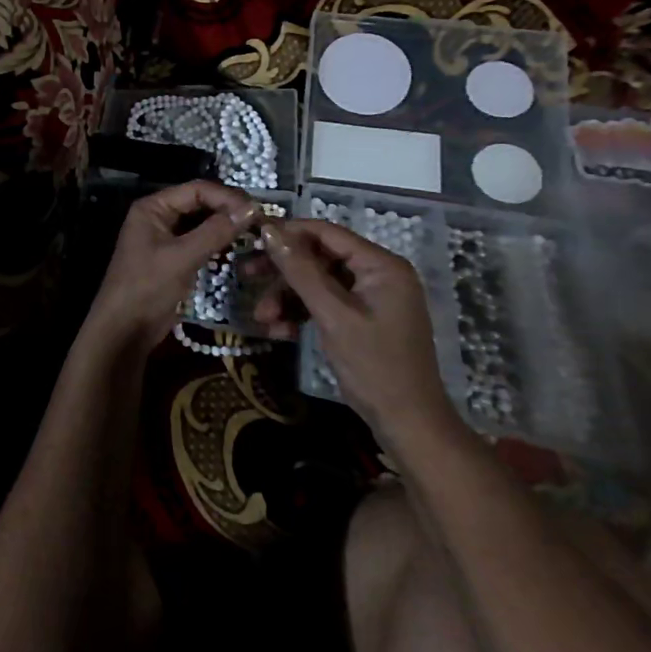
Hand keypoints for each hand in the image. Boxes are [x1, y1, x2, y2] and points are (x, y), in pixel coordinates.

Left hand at [88, 181, 259, 354]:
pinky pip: (201, 242)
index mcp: (152, 208)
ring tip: (258, 234)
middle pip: (201, 204)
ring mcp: (166, 238)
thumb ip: (215, 231)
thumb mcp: (181, 257)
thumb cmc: (146, 286)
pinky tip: (241, 248)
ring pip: (203, 224)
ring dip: (227, 227)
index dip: (227, 197)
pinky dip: (219, 243)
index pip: (196, 190)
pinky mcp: (175, 258)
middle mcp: (159, 217)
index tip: (257, 211)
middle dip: (229, 211)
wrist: (125, 327)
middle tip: (263, 222)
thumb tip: (252, 209)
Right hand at [253, 219, 455, 439]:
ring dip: (285, 297)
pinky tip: (279, 331)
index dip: (287, 233)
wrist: (405, 420)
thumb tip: (269, 231)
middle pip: (318, 257)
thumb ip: (301, 271)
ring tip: (263, 318)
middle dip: (282, 271)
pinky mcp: (359, 317)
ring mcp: (369, 297)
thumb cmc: (373, 363)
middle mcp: (377, 274)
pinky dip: (299, 313)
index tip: (249, 241)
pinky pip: (322, 303)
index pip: (326, 233)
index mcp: (381, 265)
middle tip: (245, 276)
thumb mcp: (332, 314)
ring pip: (315, 282)